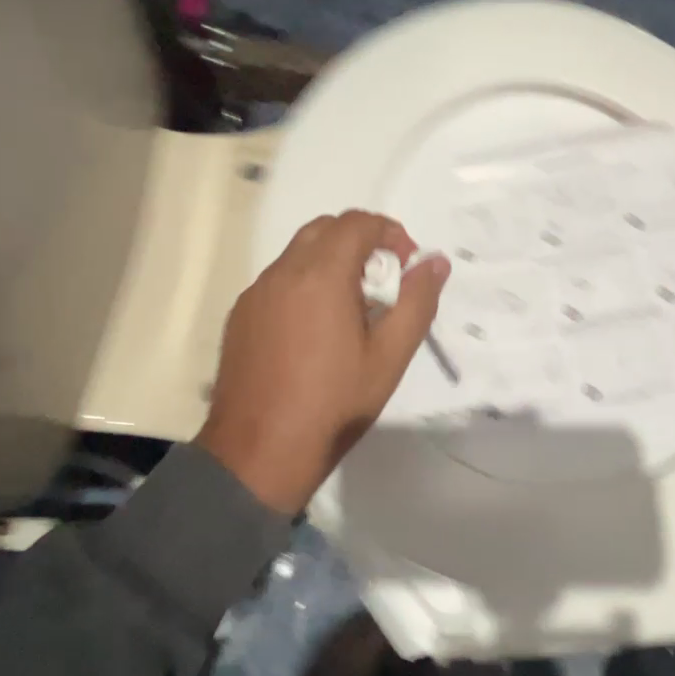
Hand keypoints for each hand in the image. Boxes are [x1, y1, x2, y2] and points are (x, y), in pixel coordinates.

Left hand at [195, 210, 449, 514]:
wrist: (260, 452)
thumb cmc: (334, 405)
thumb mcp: (389, 357)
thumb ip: (417, 302)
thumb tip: (434, 262)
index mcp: (320, 276)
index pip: (357, 223)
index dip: (390, 233)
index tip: (407, 266)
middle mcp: (282, 273)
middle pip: (325, 229)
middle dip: (360, 242)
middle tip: (383, 284)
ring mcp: (255, 294)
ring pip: (298, 254)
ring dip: (331, 263)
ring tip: (352, 311)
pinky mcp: (240, 317)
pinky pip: (278, 281)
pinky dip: (304, 285)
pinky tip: (316, 332)